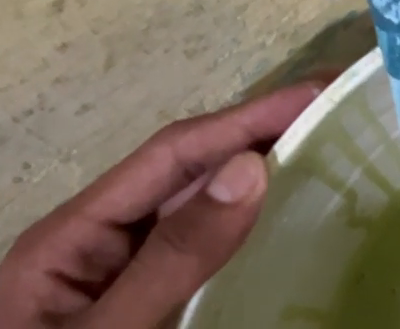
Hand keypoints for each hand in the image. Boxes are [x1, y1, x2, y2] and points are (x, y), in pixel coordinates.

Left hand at [0, 78, 329, 328]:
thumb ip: (173, 259)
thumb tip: (250, 166)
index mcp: (68, 239)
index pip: (171, 156)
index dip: (244, 119)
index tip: (314, 94)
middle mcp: (95, 242)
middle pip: (185, 171)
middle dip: (256, 133)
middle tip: (331, 105)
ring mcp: (120, 274)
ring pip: (196, 204)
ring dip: (254, 168)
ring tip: (318, 140)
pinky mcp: (147, 304)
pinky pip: (200, 247)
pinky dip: (244, 220)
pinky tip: (280, 207)